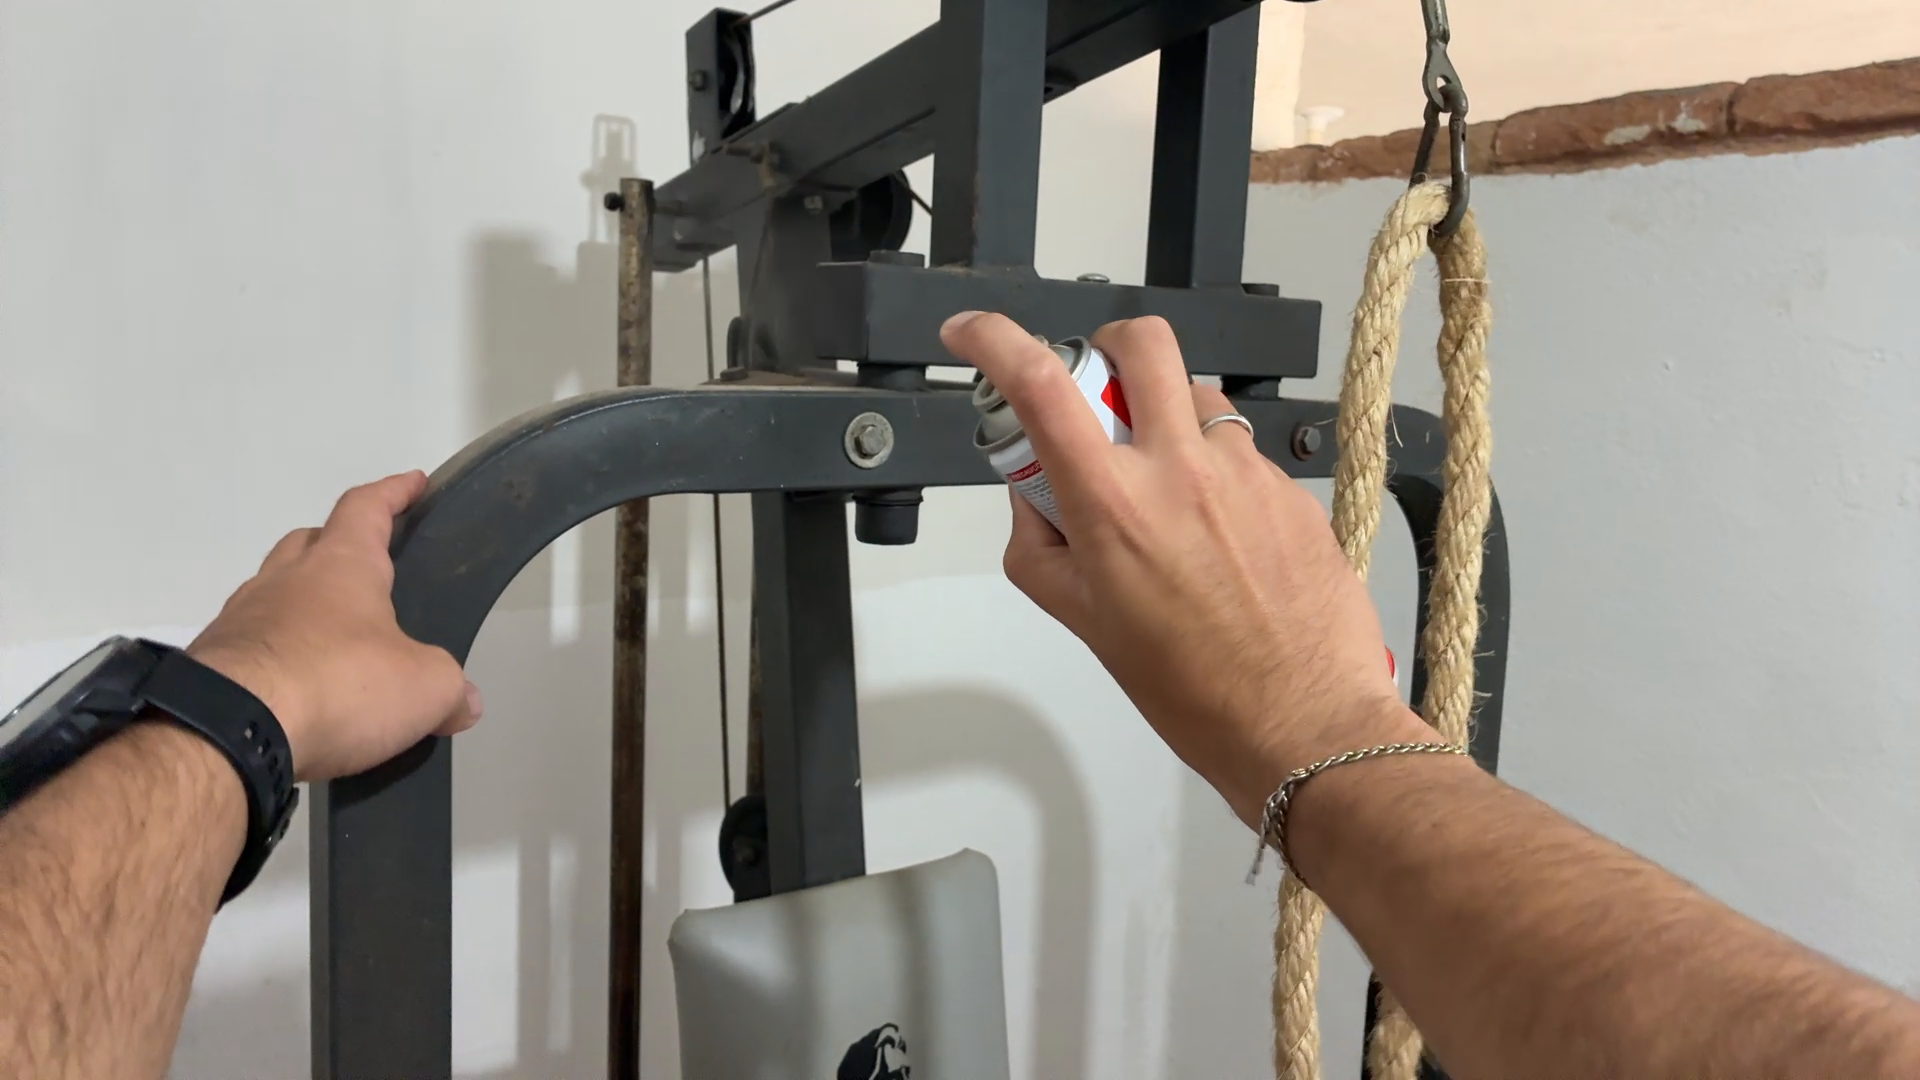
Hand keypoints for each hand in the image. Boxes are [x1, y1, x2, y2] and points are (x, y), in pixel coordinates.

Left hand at [186, 471, 480, 782]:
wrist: (219, 740)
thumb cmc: (341, 684)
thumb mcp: (428, 687)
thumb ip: (451, 690)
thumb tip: (464, 707)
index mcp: (340, 568)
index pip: (366, 509)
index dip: (393, 493)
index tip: (413, 481)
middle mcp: (283, 584)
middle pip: (307, 542)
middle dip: (338, 542)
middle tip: (369, 561)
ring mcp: (237, 625)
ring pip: (275, 594)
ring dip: (306, 604)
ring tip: (342, 638)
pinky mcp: (209, 672)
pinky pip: (255, 647)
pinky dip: (285, 656)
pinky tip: (309, 687)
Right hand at [941, 312, 1430, 826]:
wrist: (1303, 725)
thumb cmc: (1190, 687)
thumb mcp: (1082, 619)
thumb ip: (1037, 545)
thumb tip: (1036, 496)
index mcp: (1114, 505)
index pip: (1041, 388)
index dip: (994, 341)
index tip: (972, 332)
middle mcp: (1181, 469)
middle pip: (1141, 343)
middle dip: (1108, 348)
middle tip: (1102, 398)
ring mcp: (1246, 471)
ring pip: (1197, 396)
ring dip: (1167, 420)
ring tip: (1169, 492)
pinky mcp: (1291, 487)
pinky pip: (1239, 448)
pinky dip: (1212, 469)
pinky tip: (1218, 532)